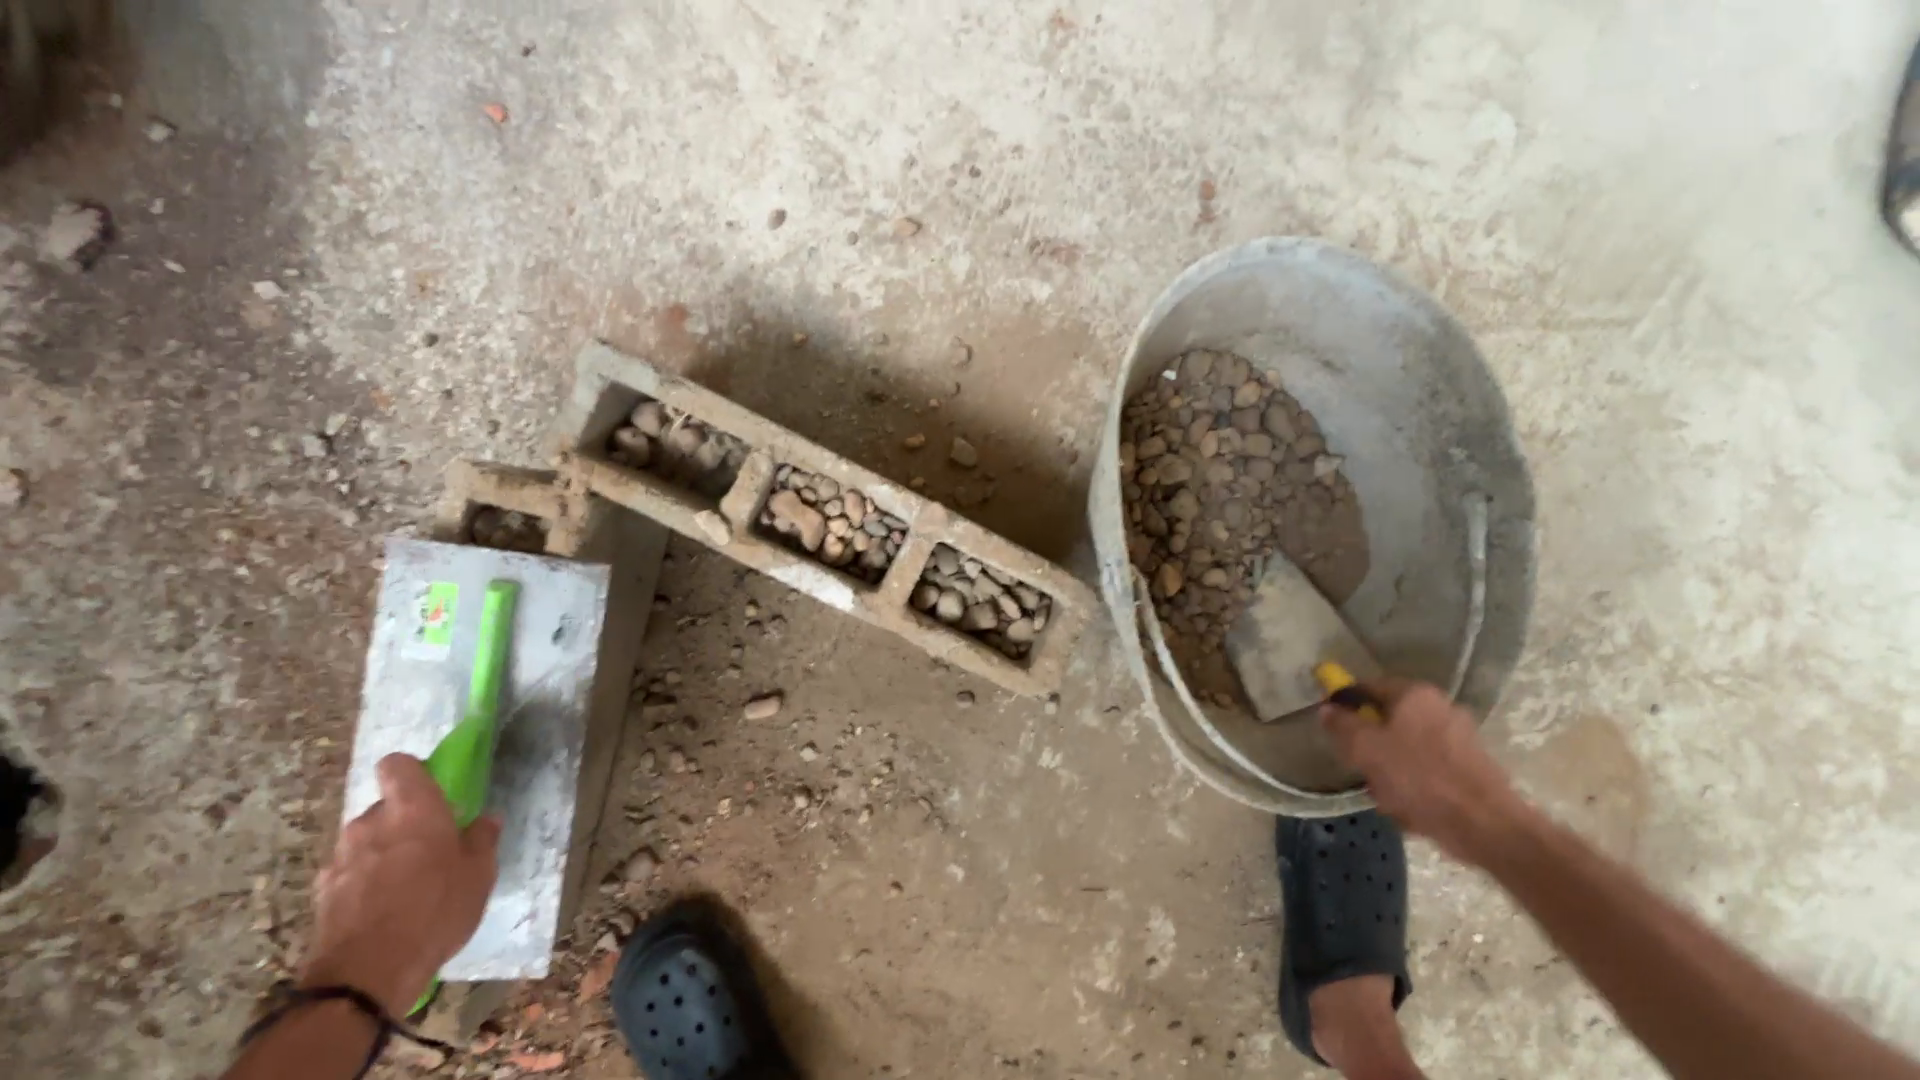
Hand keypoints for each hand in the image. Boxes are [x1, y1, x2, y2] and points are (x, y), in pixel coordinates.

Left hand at [300, 753, 500, 1016]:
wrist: (368, 972)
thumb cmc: (436, 909)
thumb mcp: (479, 874)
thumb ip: (482, 839)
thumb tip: (485, 820)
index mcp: (413, 808)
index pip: (397, 764)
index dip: (412, 773)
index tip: (432, 793)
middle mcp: (370, 822)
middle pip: (386, 807)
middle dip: (404, 822)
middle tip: (430, 850)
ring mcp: (341, 857)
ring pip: (367, 840)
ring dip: (383, 852)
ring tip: (405, 885)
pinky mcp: (322, 891)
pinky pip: (350, 872)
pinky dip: (364, 882)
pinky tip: (382, 910)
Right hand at [1320, 679, 1528, 863]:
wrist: (1483, 823)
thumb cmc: (1418, 777)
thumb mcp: (1365, 749)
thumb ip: (1341, 725)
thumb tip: (1327, 709)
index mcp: (1414, 694)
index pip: (1367, 687)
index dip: (1345, 704)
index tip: (1333, 726)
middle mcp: (1440, 707)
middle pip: (1388, 720)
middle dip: (1371, 746)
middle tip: (1360, 768)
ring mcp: (1459, 736)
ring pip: (1407, 748)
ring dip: (1391, 770)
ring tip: (1386, 796)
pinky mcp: (1471, 766)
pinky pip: (1429, 769)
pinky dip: (1415, 785)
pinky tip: (1411, 808)